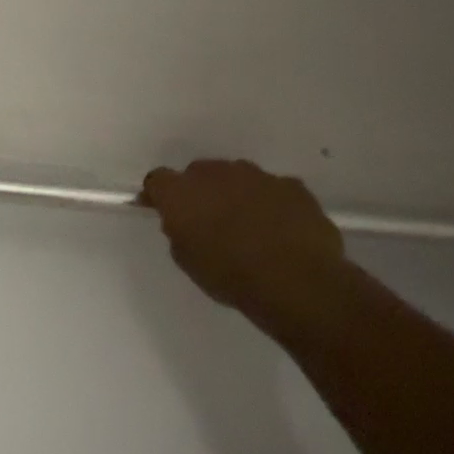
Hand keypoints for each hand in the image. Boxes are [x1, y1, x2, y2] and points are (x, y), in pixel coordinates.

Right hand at [139, 159, 347, 314]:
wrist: (296, 281)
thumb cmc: (229, 275)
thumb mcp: (186, 259)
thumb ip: (178, 230)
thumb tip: (183, 220)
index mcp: (182, 193)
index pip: (157, 180)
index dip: (158, 194)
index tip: (160, 210)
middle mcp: (217, 175)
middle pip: (198, 172)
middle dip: (198, 190)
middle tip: (204, 218)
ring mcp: (259, 177)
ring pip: (237, 177)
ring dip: (233, 193)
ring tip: (244, 222)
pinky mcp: (294, 186)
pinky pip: (271, 189)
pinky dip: (268, 202)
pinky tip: (276, 227)